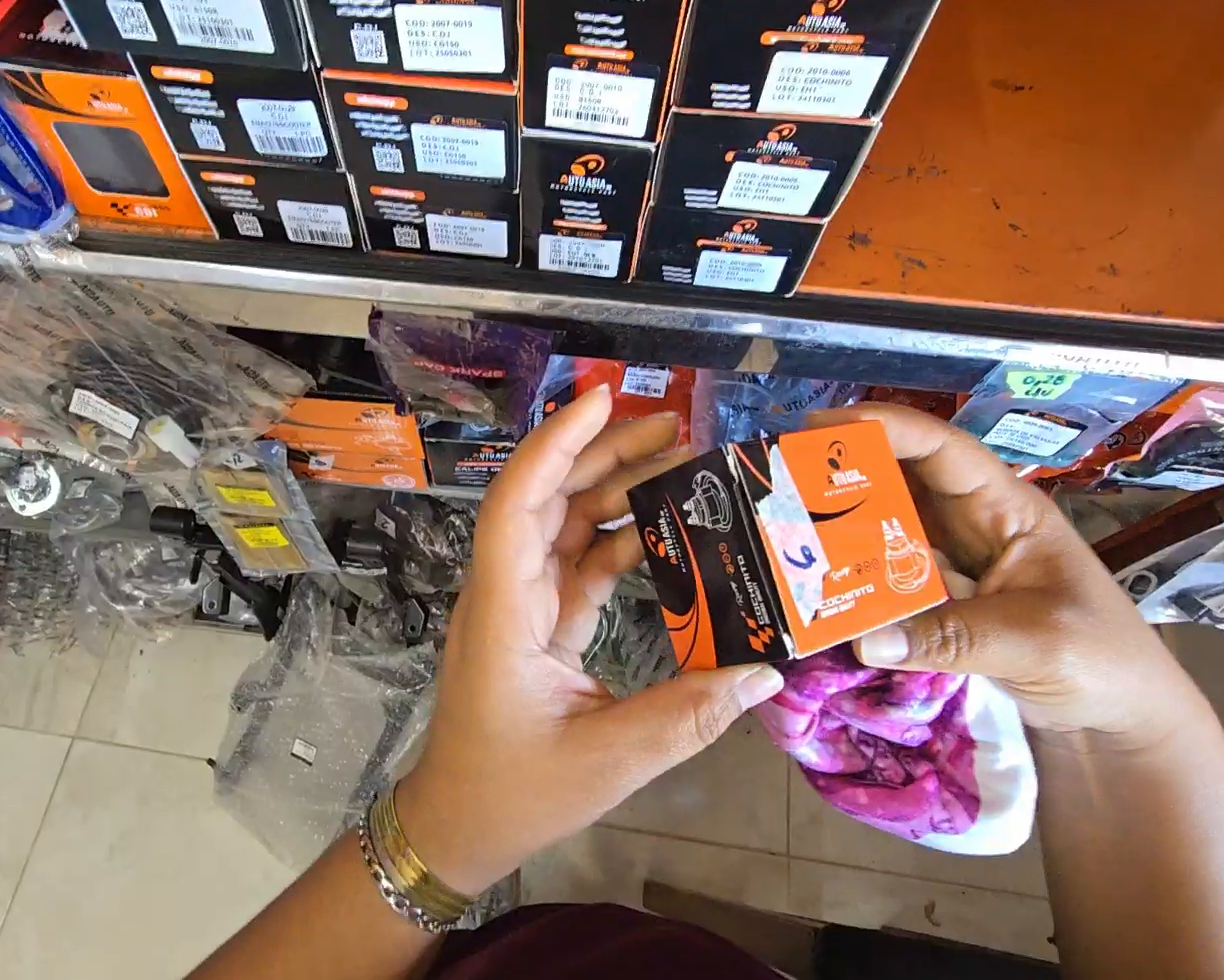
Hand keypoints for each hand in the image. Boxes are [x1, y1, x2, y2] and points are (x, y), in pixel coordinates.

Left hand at [395, 386, 785, 895]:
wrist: (460, 823)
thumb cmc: (514, 791)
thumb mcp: (606, 759)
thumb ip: (687, 717)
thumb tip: (764, 674)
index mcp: (505, 609)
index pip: (518, 502)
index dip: (555, 444)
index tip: (602, 399)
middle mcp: (508, 591)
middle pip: (548, 498)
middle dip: (603, 453)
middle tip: (673, 425)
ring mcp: (523, 603)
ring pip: (566, 524)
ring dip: (614, 488)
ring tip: (677, 460)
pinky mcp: (541, 621)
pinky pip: (580, 563)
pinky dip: (619, 540)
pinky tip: (664, 529)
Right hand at [807, 403, 1202, 741]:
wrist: (1120, 726)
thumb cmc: (1104, 663)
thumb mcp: (1037, 643)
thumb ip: (952, 638)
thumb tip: (862, 640)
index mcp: (1006, 510)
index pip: (942, 451)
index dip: (885, 429)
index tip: (822, 428)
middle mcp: (970, 527)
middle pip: (900, 482)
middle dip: (844, 471)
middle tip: (780, 475)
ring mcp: (951, 565)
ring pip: (885, 528)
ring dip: (840, 525)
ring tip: (782, 524)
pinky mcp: (937, 602)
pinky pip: (884, 577)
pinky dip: (850, 576)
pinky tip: (814, 583)